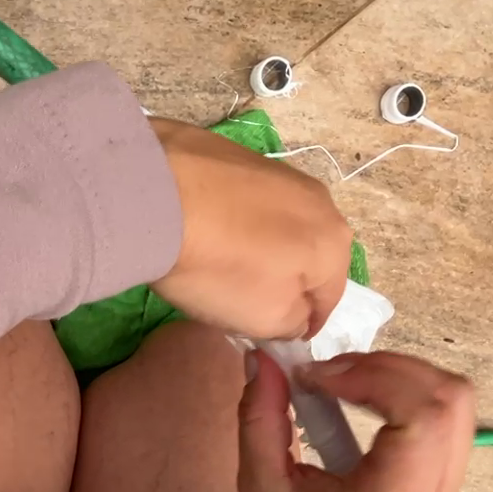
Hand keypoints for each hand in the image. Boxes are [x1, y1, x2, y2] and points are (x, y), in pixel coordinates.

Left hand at [147, 118, 352, 339]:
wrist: (157, 196)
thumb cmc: (219, 267)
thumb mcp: (266, 318)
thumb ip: (294, 322)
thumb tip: (298, 315)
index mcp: (335, 242)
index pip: (330, 298)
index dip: (307, 323)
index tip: (282, 337)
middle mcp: (319, 198)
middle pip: (308, 255)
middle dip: (286, 280)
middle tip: (251, 299)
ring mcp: (277, 170)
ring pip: (278, 223)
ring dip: (262, 246)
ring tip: (225, 261)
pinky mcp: (236, 154)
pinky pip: (244, 199)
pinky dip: (233, 218)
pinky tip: (205, 228)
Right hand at [237, 350, 475, 491]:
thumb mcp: (259, 489)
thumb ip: (259, 419)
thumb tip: (262, 358)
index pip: (422, 415)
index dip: (372, 376)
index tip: (313, 377)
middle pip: (449, 397)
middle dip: (385, 365)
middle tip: (328, 372)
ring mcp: (450, 485)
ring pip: (456, 399)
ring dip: (398, 373)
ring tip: (342, 380)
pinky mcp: (447, 477)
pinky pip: (446, 413)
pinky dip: (406, 389)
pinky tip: (361, 397)